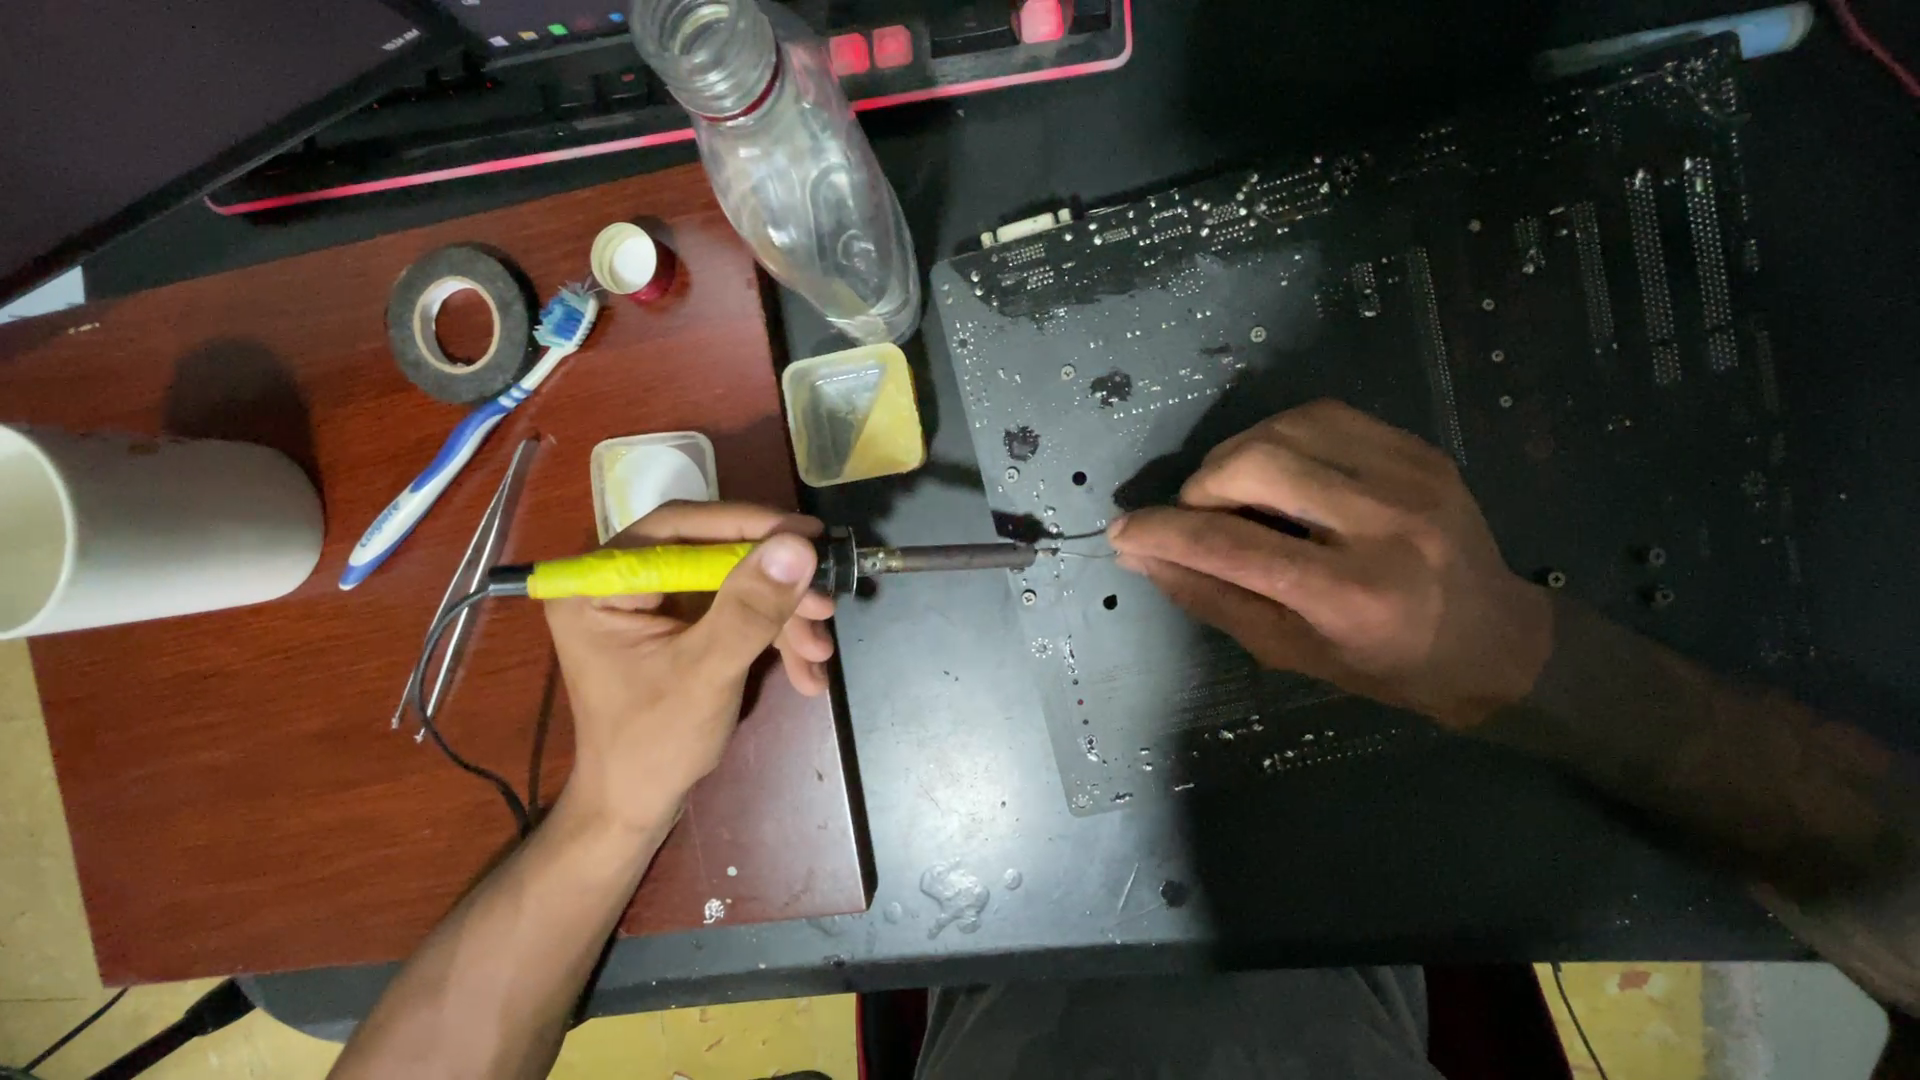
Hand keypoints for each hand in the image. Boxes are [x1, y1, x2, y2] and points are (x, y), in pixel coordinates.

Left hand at [543, 502, 835, 828]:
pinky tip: (806, 671)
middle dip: (775, 588)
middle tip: (824, 605)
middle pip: (716, 555)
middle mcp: (626, 583)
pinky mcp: (683, 628)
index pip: (680, 527)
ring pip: (736, 586)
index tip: (809, 537)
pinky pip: (738, 614)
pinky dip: (775, 638)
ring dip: (784, 619)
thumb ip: (749, 608)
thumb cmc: (653, 744)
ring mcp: (657, 606)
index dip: (748, 525)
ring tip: (819, 653)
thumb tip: (799, 547)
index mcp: (602, 584)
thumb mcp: (706, 672)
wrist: (637, 807)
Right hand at [1107, 400, 1552, 730]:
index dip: (1162, 533)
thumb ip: (1210, 598)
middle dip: (1201, 487)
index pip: (1230, 546)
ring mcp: (1408, 476)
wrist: (1494, 639)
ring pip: (1283, 428)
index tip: (1123, 530)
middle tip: (1195, 515)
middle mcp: (1384, 525)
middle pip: (1255, 465)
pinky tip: (1275, 468)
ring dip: (1233, 457)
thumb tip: (1141, 556)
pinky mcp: (1417, 448)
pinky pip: (1320, 415)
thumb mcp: (1288, 650)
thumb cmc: (1383, 664)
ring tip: (1233, 493)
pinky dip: (1276, 436)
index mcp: (1350, 595)